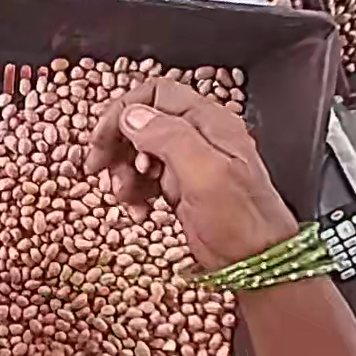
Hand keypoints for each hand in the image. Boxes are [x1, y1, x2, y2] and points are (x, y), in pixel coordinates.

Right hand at [84, 77, 298, 269]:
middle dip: (115, 146)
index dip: (121, 113)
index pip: (154, 95)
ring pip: (136, 152)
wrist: (255, 261)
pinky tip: (139, 211)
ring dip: (121, 174)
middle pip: (140, 123)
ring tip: (125, 198)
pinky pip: (143, 180)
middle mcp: (195, 136)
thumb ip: (170, 138)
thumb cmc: (241, 220)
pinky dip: (133, 194)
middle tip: (100, 171)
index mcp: (207, 122)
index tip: (100, 142)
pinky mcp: (178, 187)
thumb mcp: (206, 174)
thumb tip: (132, 116)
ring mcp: (186, 163)